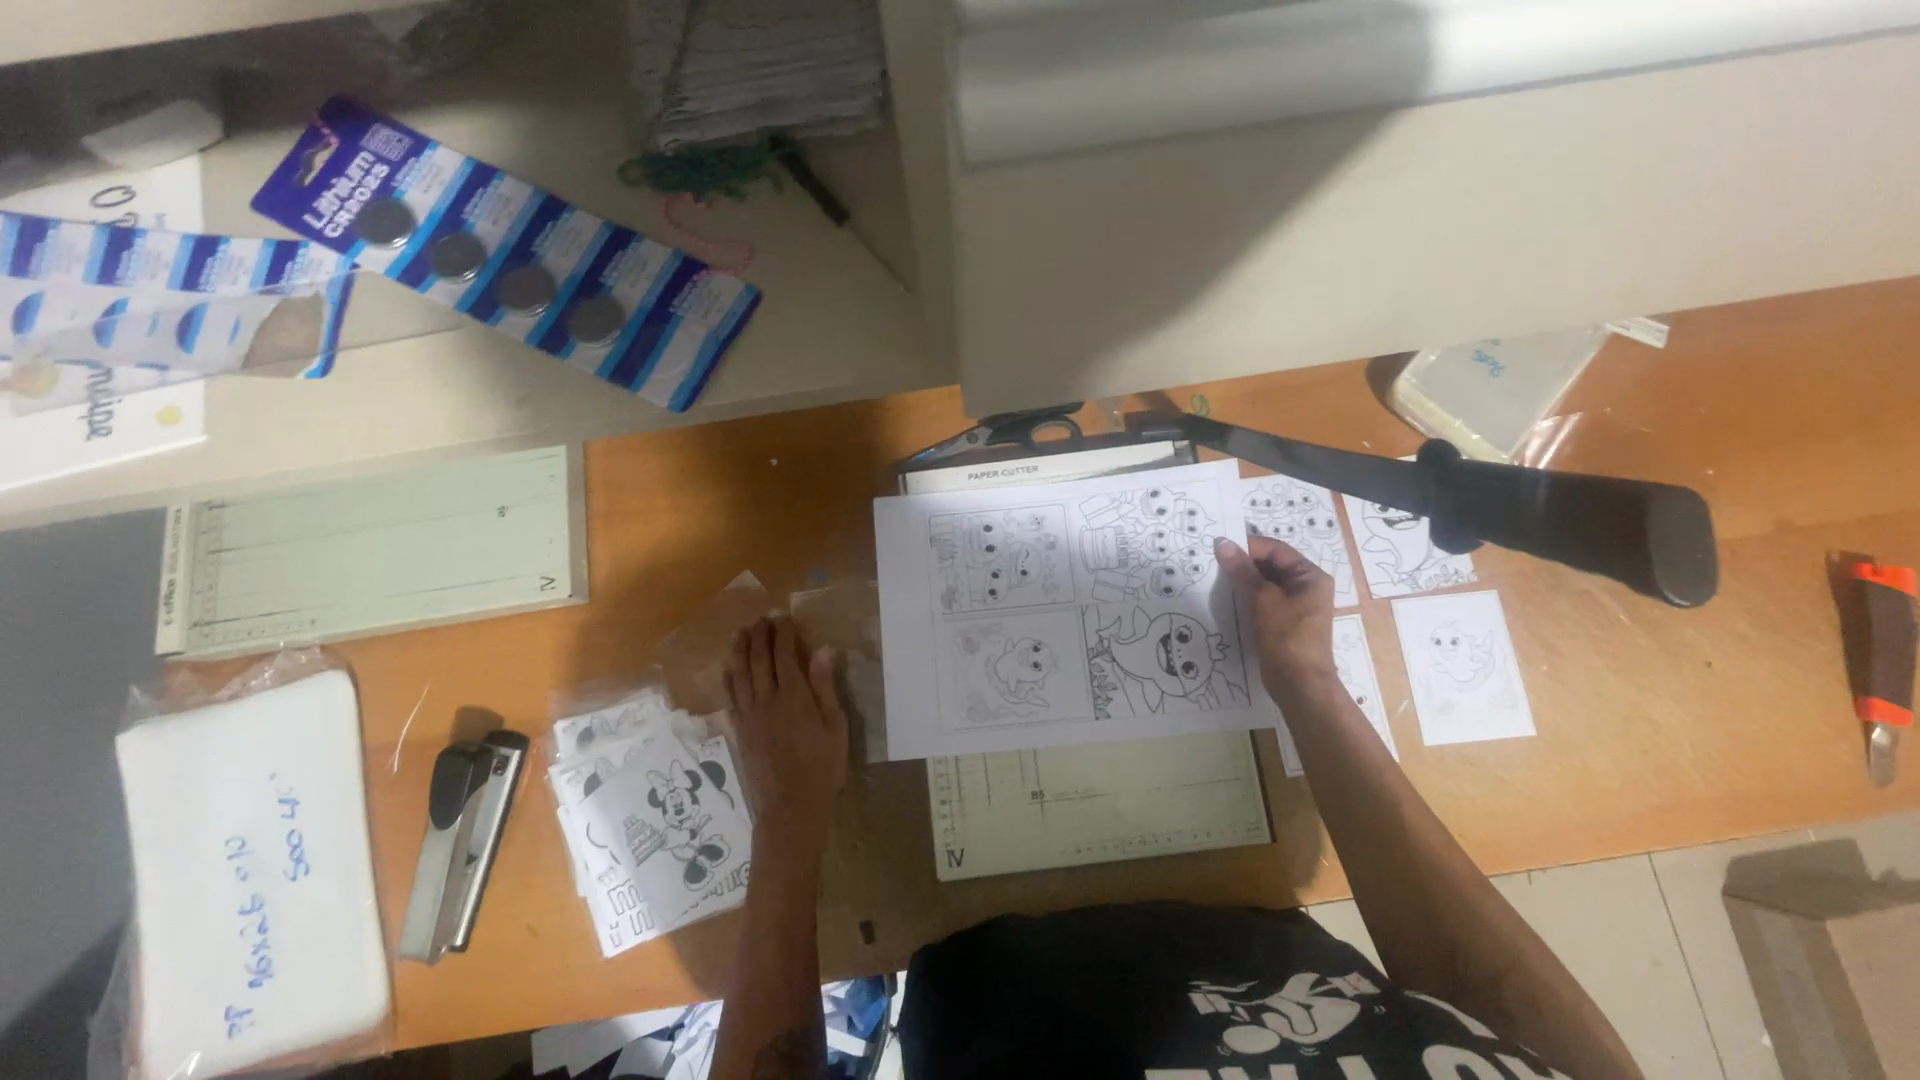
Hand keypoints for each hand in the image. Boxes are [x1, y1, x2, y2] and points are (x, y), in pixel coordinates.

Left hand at [725, 616, 848, 853]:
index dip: (783, 633)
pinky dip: (729, 677)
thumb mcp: (835, 727)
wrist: (790, 807)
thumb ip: (825, 687)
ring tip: (741, 632)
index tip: (784, 618)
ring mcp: (749, 715)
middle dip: (759, 635)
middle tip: (761, 619)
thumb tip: (822, 650)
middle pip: (758, 659)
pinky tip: (728, 668)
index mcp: (794, 696)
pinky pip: (730, 696)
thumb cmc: (822, 768)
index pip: (784, 654)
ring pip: (739, 673)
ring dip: (739, 649)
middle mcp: (766, 699)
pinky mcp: (739, 730)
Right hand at [1216, 536, 1337, 700]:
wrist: (1298, 683)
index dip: (1248, 546)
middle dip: (1243, 562)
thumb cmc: (1287, 637)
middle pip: (1271, 565)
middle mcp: (1306, 587)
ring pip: (1264, 583)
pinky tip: (1226, 598)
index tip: (1220, 547)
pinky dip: (1245, 596)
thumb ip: (1242, 570)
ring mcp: (1295, 605)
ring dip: (1242, 580)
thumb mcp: (1263, 599)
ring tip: (1215, 578)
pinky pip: (1262, 600)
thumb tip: (1222, 543)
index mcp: (1310, 576)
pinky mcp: (1283, 621)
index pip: (1276, 550)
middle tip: (1213, 561)